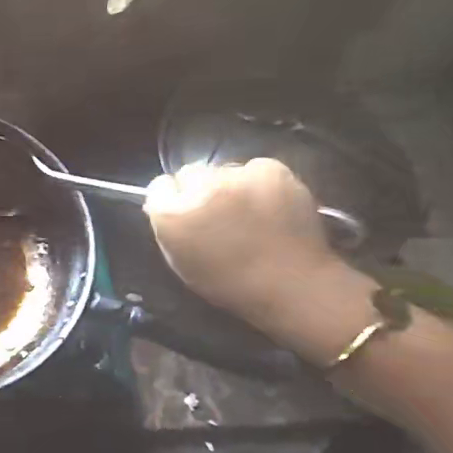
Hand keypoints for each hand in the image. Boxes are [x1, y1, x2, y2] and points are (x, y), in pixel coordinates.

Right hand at [145, 159, 367, 346]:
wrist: (293, 284)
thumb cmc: (232, 284)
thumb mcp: (183, 263)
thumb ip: (170, 229)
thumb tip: (168, 204)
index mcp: (172, 216)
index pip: (159, 187)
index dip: (172, 198)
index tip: (185, 212)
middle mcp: (199, 188)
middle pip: (190, 173)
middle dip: (200, 189)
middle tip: (219, 212)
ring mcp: (236, 176)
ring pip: (224, 170)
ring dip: (231, 185)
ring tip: (250, 211)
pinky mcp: (269, 169)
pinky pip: (255, 167)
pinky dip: (260, 182)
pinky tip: (271, 204)